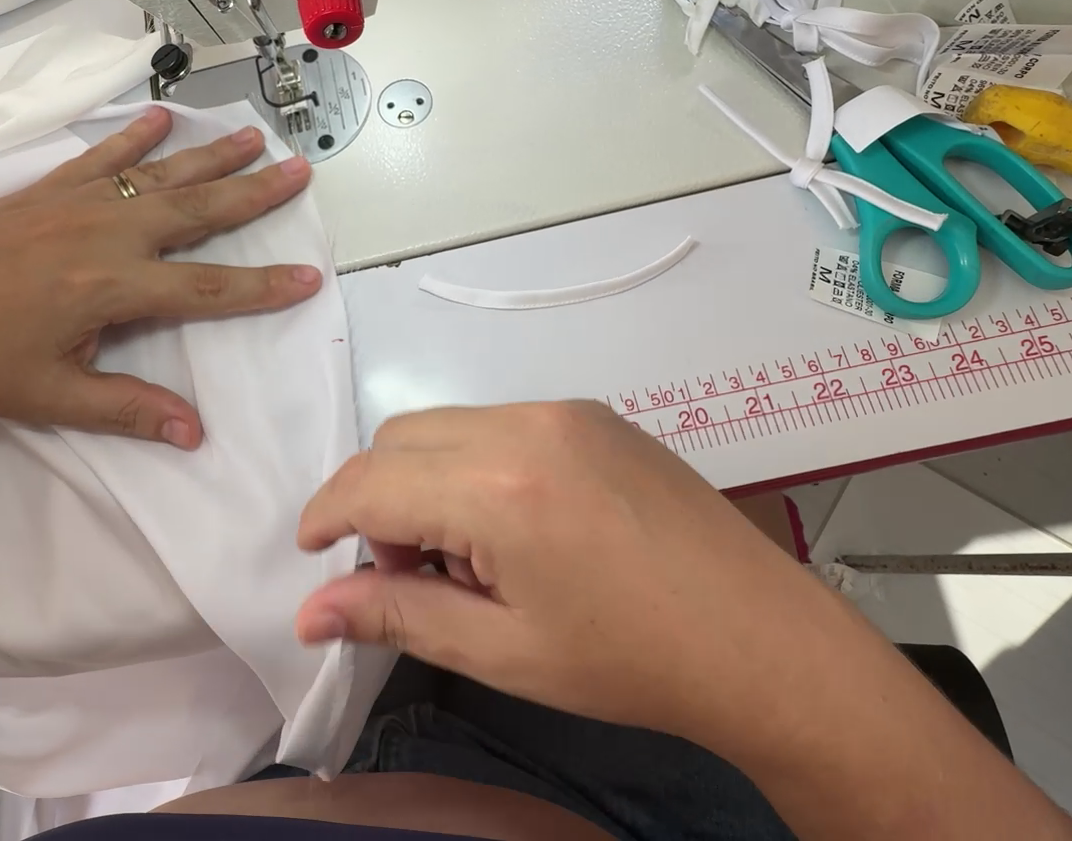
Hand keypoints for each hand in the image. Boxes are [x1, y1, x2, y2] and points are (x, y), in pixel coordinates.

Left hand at [0, 106, 320, 447]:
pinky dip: (132, 136)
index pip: (207, 289)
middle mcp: (102, 234)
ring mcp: (72, 203)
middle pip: (197, 211)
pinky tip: (161, 117)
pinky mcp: (42, 189)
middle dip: (254, 194)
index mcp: (110, 288)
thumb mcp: (53, 399)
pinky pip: (99, 156)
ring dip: (210, 156)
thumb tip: (195, 433)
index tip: (309, 277)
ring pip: (159, 174)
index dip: (263, 287)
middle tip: (299, 172)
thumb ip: (129, 410)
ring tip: (253, 138)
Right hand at [294, 401, 824, 742]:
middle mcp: (526, 424)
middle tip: (405, 572)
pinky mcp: (595, 414)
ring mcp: (566, 411)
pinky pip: (500, 423)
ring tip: (467, 556)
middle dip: (376, 500)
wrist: (760, 638)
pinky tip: (513, 525)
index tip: (313, 556)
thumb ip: (395, 614)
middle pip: (401, 438)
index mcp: (498, 485)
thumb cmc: (628, 660)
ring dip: (425, 480)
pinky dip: (473, 464)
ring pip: (448, 426)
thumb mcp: (500, 649)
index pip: (371, 481)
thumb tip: (310, 612)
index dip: (326, 516)